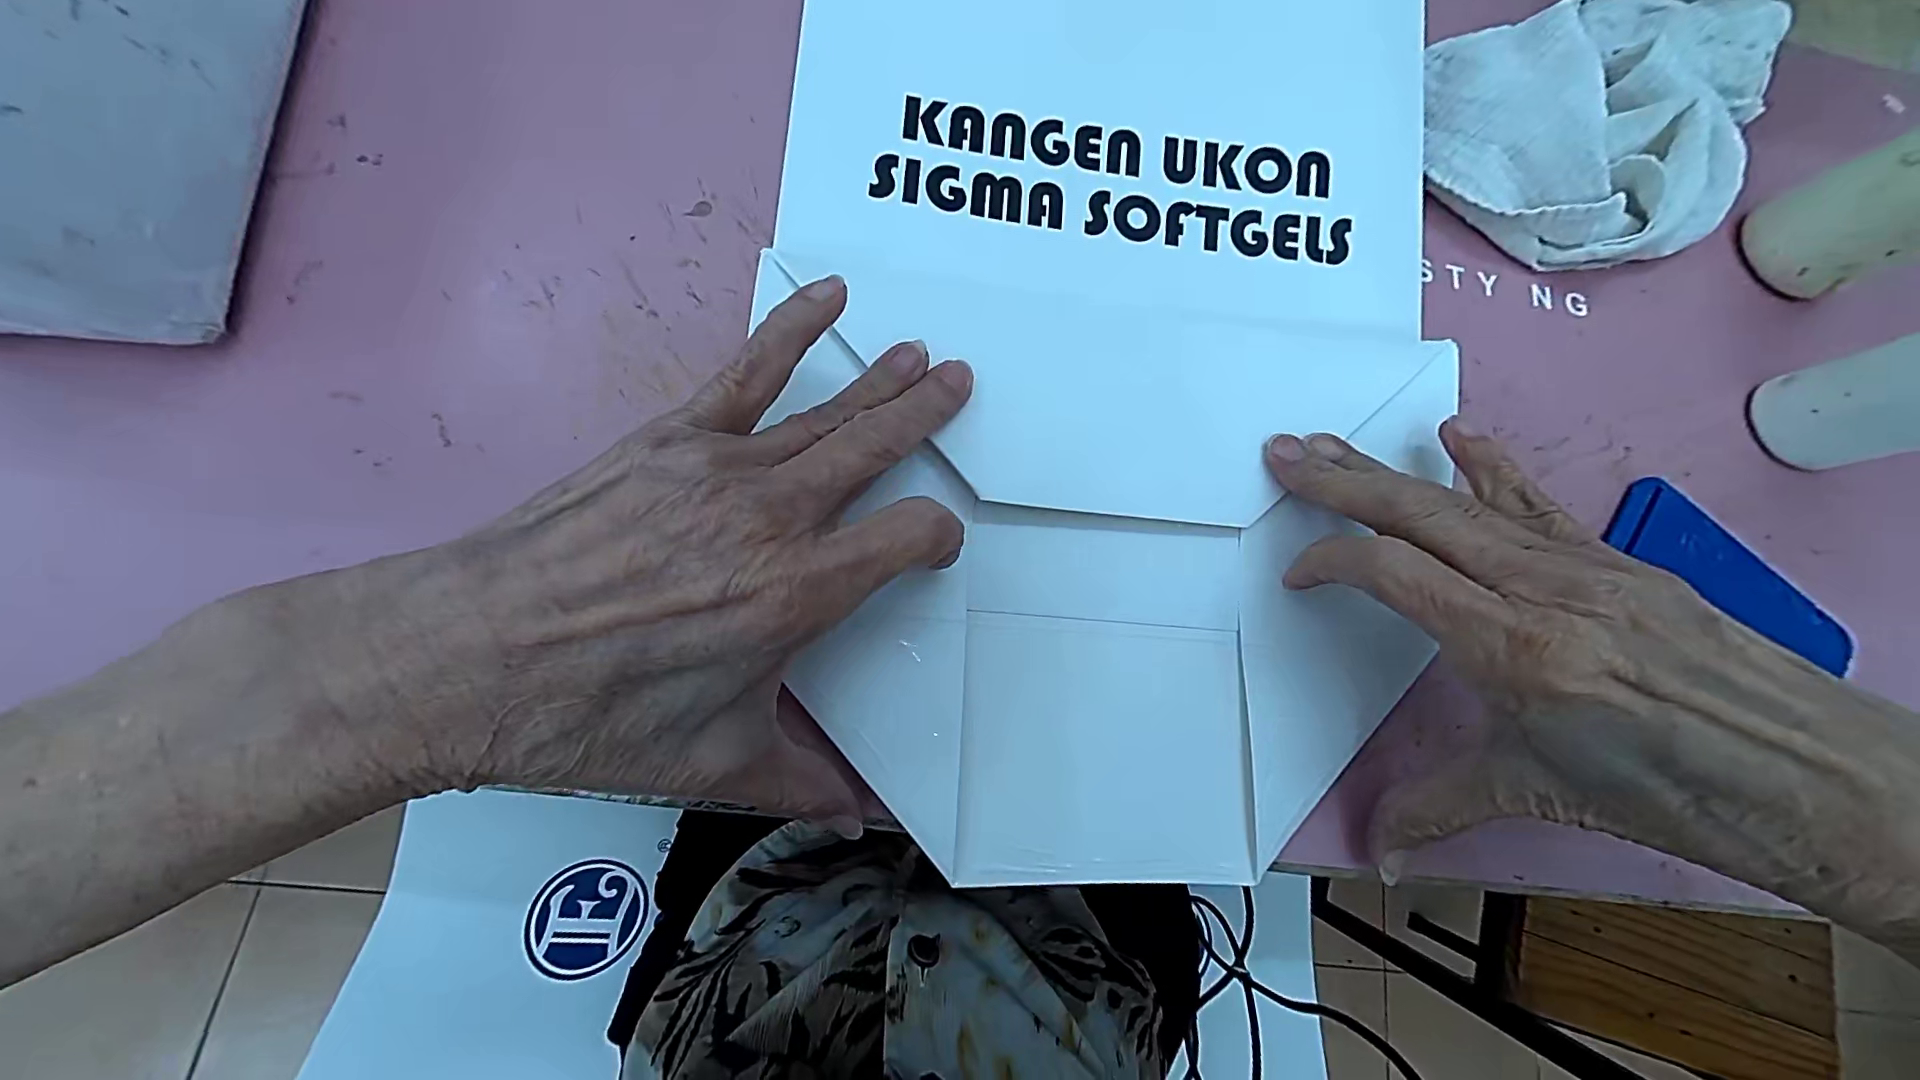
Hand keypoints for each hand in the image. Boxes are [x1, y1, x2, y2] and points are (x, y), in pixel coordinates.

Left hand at [335, 275, 971, 827]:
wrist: (461, 658)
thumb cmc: (595, 719)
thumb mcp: (718, 763)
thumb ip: (807, 784)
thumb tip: (866, 821)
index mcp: (799, 593)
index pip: (908, 537)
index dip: (935, 536)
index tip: (933, 544)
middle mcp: (774, 518)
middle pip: (876, 449)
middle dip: (927, 415)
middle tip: (960, 381)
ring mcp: (722, 468)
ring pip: (827, 412)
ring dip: (880, 380)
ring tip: (918, 354)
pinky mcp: (672, 439)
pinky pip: (747, 373)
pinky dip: (791, 331)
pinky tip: (827, 299)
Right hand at [1263, 421, 1827, 879]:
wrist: (1832, 786)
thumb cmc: (1676, 791)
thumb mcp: (1529, 792)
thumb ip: (1432, 806)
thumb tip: (1379, 850)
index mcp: (1513, 645)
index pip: (1393, 571)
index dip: (1330, 561)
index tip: (1297, 574)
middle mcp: (1543, 589)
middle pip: (1416, 513)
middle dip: (1337, 479)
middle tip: (1284, 453)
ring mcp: (1582, 566)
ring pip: (1461, 499)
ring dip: (1386, 467)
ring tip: (1332, 442)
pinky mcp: (1612, 561)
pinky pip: (1532, 502)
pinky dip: (1486, 464)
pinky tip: (1457, 435)